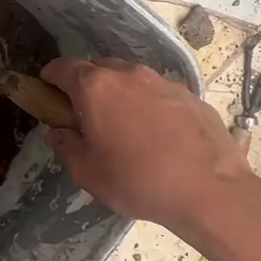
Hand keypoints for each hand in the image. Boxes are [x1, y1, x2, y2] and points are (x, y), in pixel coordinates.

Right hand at [41, 58, 260, 234]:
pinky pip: (160, 94)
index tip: (49, 98)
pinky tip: (160, 138)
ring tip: (128, 129)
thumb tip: (59, 133)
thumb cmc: (138, 180)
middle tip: (88, 118)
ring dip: (121, 96)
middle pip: (97, 69)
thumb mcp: (87, 172)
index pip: (61, 68)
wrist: (211, 192)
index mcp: (95, 87)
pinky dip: (151, 107)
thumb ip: (65, 146)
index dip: (50, 80)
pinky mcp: (192, 97)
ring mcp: (164, 83)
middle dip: (87, 88)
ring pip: (131, 80)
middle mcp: (128, 75)